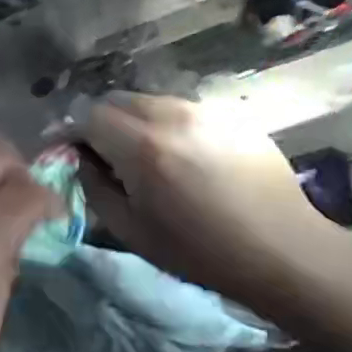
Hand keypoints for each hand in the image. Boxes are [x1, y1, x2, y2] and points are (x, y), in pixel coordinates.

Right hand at [72, 92, 337, 309]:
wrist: (281, 248)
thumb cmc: (200, 252)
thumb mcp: (131, 231)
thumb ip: (95, 187)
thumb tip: (81, 159)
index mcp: (143, 146)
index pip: (88, 115)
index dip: (72, 132)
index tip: (71, 153)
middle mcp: (172, 115)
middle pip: (118, 99)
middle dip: (102, 122)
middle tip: (105, 156)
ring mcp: (206, 110)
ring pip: (152, 101)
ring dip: (136, 122)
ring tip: (146, 158)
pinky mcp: (231, 114)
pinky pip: (184, 110)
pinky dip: (168, 126)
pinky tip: (184, 158)